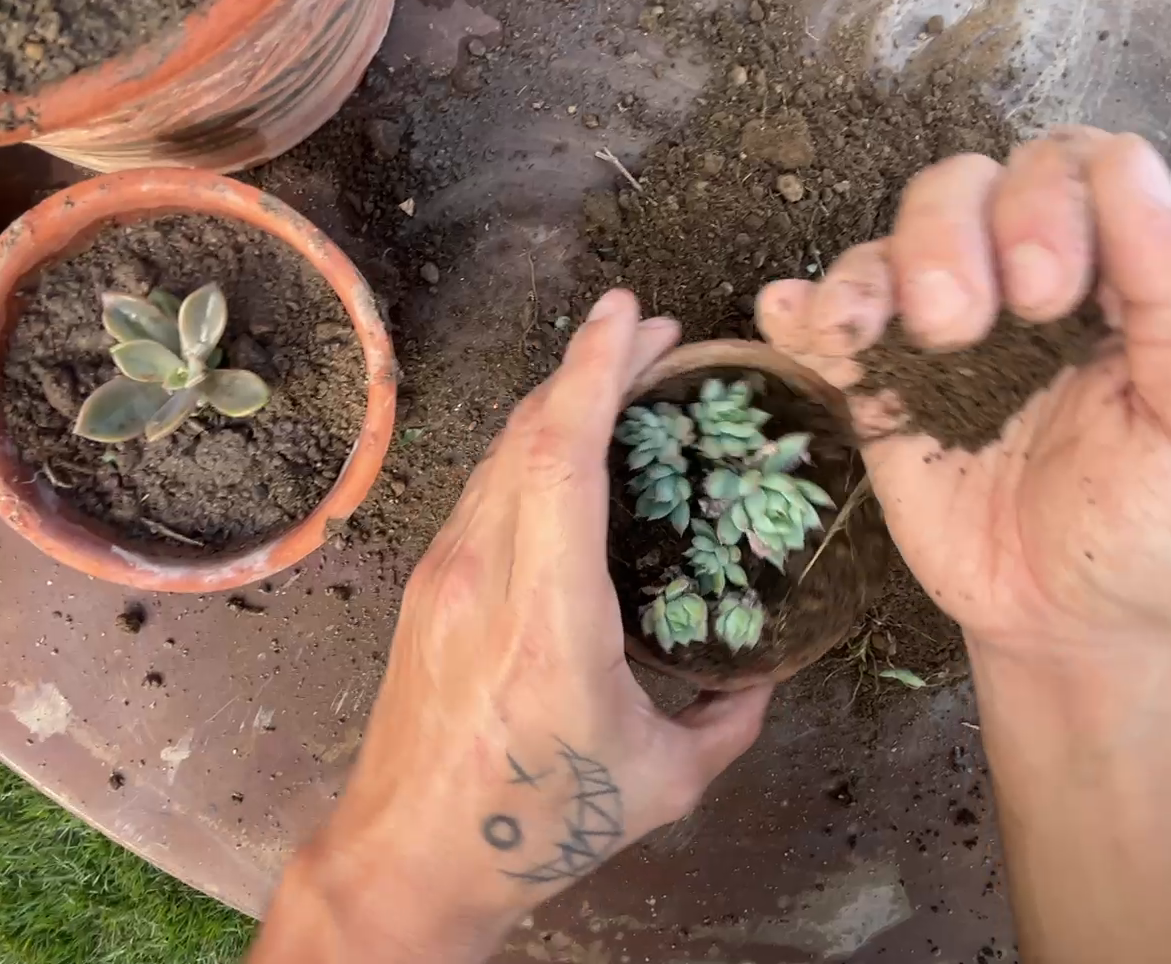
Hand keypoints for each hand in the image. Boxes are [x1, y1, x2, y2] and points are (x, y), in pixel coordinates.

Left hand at [257, 290, 772, 961]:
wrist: (409, 853)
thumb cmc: (540, 822)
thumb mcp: (660, 780)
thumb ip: (729, 720)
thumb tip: (760, 672)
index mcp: (550, 620)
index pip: (564, 460)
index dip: (595, 373)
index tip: (631, 317)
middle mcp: (486, 573)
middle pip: (531, 432)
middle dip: (590, 363)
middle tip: (648, 329)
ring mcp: (449, 567)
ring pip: (504, 448)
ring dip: (560, 395)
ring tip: (617, 367)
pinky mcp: (434, 575)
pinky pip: (490, 481)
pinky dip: (534, 438)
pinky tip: (570, 436)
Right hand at [755, 132, 1170, 656]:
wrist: (1059, 623)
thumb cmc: (1157, 534)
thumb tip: (1126, 166)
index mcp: (1114, 278)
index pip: (1069, 166)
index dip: (1047, 203)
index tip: (1049, 299)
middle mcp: (1017, 287)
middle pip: (961, 186)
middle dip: (950, 237)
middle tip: (960, 325)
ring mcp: (934, 338)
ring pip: (885, 244)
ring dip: (869, 272)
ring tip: (867, 334)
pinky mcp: (874, 387)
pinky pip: (823, 325)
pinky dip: (797, 310)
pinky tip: (788, 319)